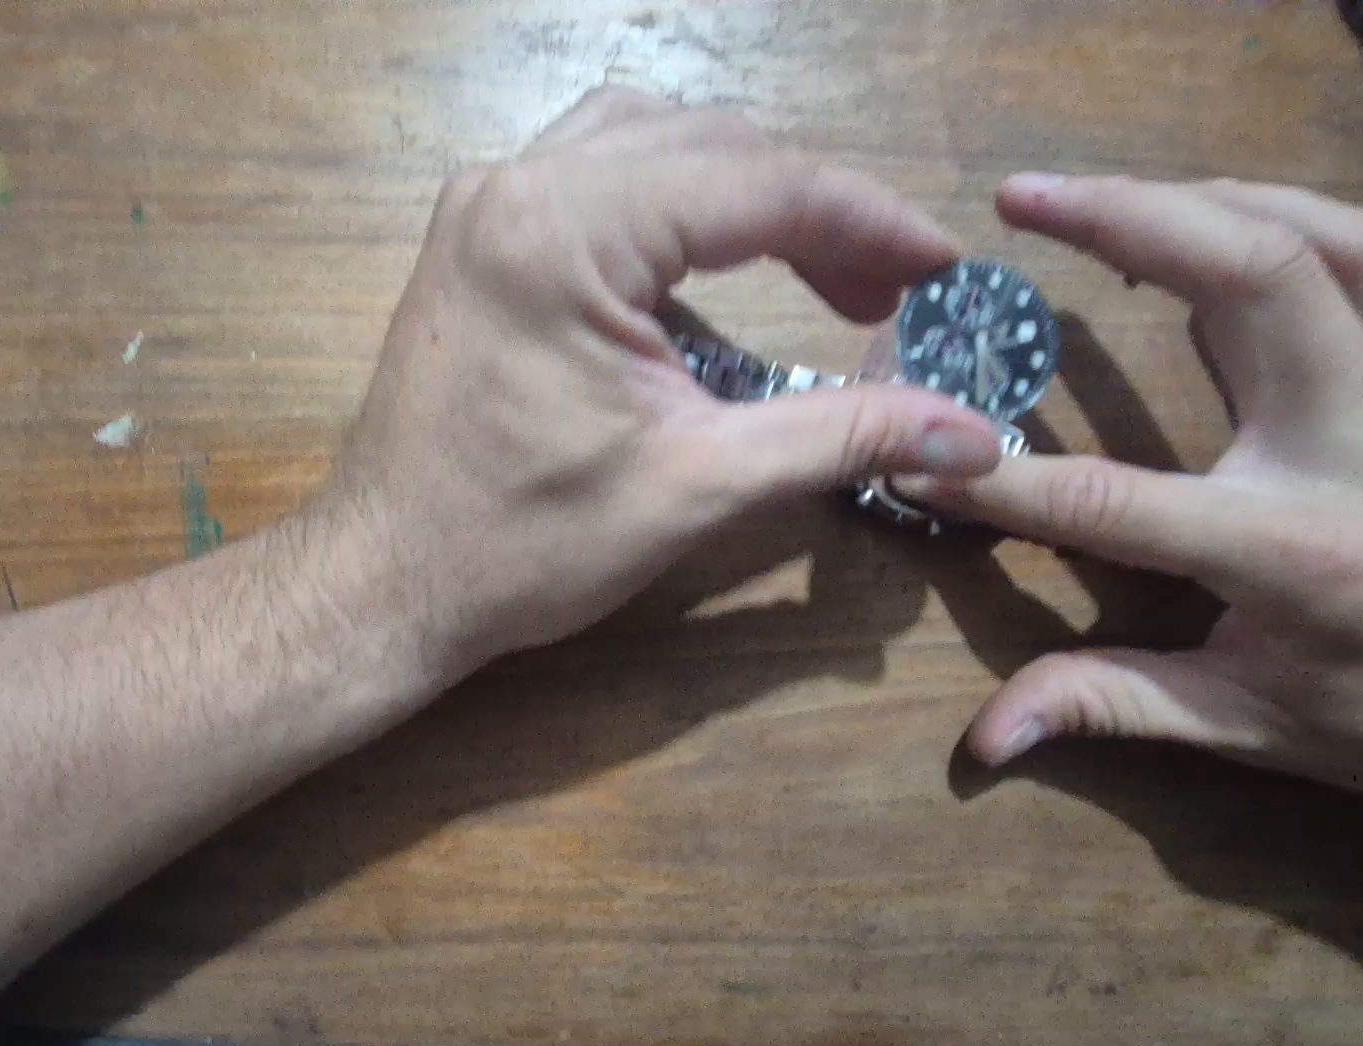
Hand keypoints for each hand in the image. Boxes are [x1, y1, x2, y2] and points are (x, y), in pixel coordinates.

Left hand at [323, 89, 1003, 681]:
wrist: (388, 582)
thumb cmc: (524, 547)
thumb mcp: (695, 485)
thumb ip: (839, 437)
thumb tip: (974, 434)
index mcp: (566, 230)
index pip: (758, 183)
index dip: (868, 222)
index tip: (940, 266)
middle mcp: (516, 185)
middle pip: (708, 147)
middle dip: (811, 212)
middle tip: (881, 290)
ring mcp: (484, 207)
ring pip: (649, 146)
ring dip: (741, 197)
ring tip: (810, 269)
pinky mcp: (475, 243)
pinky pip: (594, 186)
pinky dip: (669, 215)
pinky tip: (703, 280)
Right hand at [908, 174, 1362, 828]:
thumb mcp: (1243, 727)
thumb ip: (1108, 706)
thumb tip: (987, 741)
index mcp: (1302, 555)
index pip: (1113, 500)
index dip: (999, 480)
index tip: (911, 451)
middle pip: (1263, 284)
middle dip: (1130, 221)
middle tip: (1023, 197)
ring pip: (1343, 243)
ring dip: (1214, 201)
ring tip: (1110, 195)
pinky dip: (1305, 222)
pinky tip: (1230, 226)